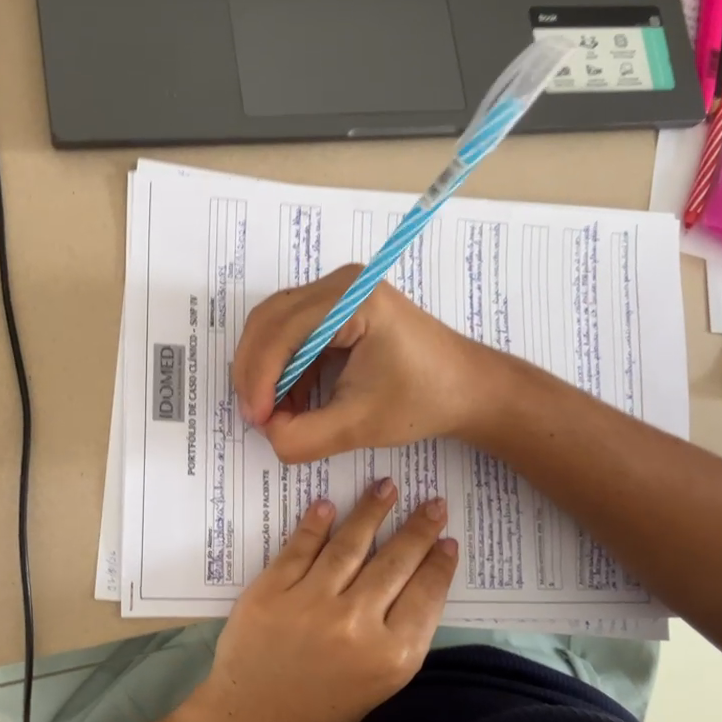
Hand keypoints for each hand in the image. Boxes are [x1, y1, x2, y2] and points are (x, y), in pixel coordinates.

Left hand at [183, 478, 458, 721]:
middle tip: (432, 502)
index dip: (439, 564)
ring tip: (386, 486)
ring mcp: (311, 604)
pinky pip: (300, 548)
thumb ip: (395, 639)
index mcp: (391, 657)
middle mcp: (356, 625)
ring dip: (371, 511)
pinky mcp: (271, 592)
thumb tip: (413, 583)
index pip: (426, 596)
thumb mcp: (376, 687)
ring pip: (350, 546)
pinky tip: (328, 504)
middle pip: (394, 563)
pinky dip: (316, 524)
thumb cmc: (319, 713)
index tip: (449, 539)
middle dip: (417, 529)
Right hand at [232, 265, 515, 463]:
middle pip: (269, 321)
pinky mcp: (335, 308)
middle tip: (256, 417)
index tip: (257, 420)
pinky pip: (289, 333)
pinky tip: (293, 400)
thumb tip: (266, 434)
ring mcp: (337, 292)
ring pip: (273, 327)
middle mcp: (340, 284)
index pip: (284, 331)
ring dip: (266, 371)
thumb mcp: (359, 427)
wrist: (466, 389)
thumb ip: (303, 436)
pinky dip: (282, 368)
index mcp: (354, 300)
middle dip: (255, 372)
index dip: (260, 377)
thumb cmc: (423, 401)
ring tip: (276, 413)